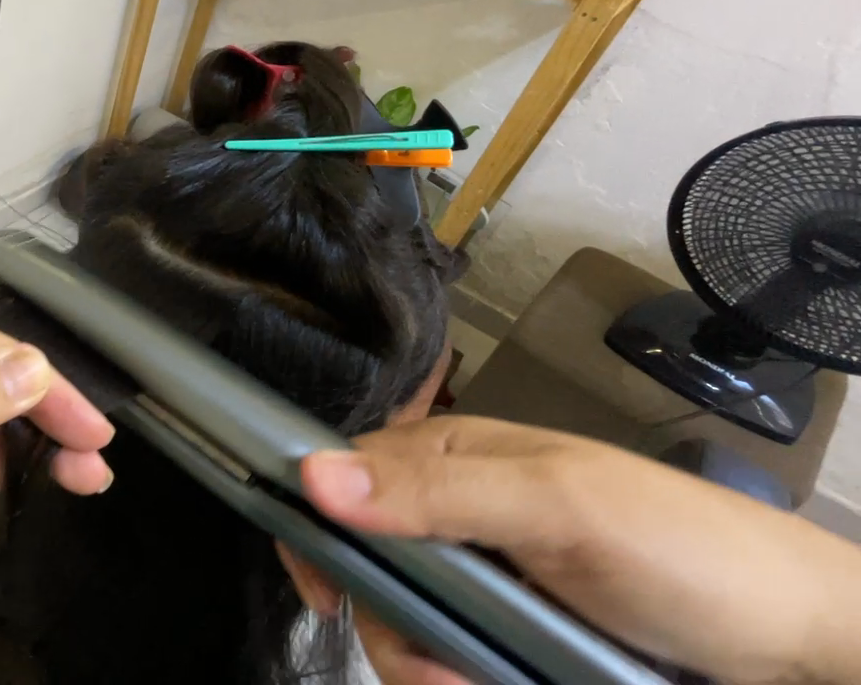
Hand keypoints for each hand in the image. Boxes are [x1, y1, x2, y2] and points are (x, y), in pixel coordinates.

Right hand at [285, 416, 860, 684]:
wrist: (814, 650)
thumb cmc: (684, 552)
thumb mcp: (556, 509)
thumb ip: (435, 492)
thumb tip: (309, 475)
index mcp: (446, 456)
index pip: (340, 473)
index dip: (314, 523)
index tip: (323, 590)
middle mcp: (449, 510)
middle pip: (364, 555)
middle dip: (384, 619)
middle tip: (428, 672)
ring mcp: (480, 574)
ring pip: (402, 612)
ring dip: (420, 662)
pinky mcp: (508, 629)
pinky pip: (448, 650)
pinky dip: (451, 676)